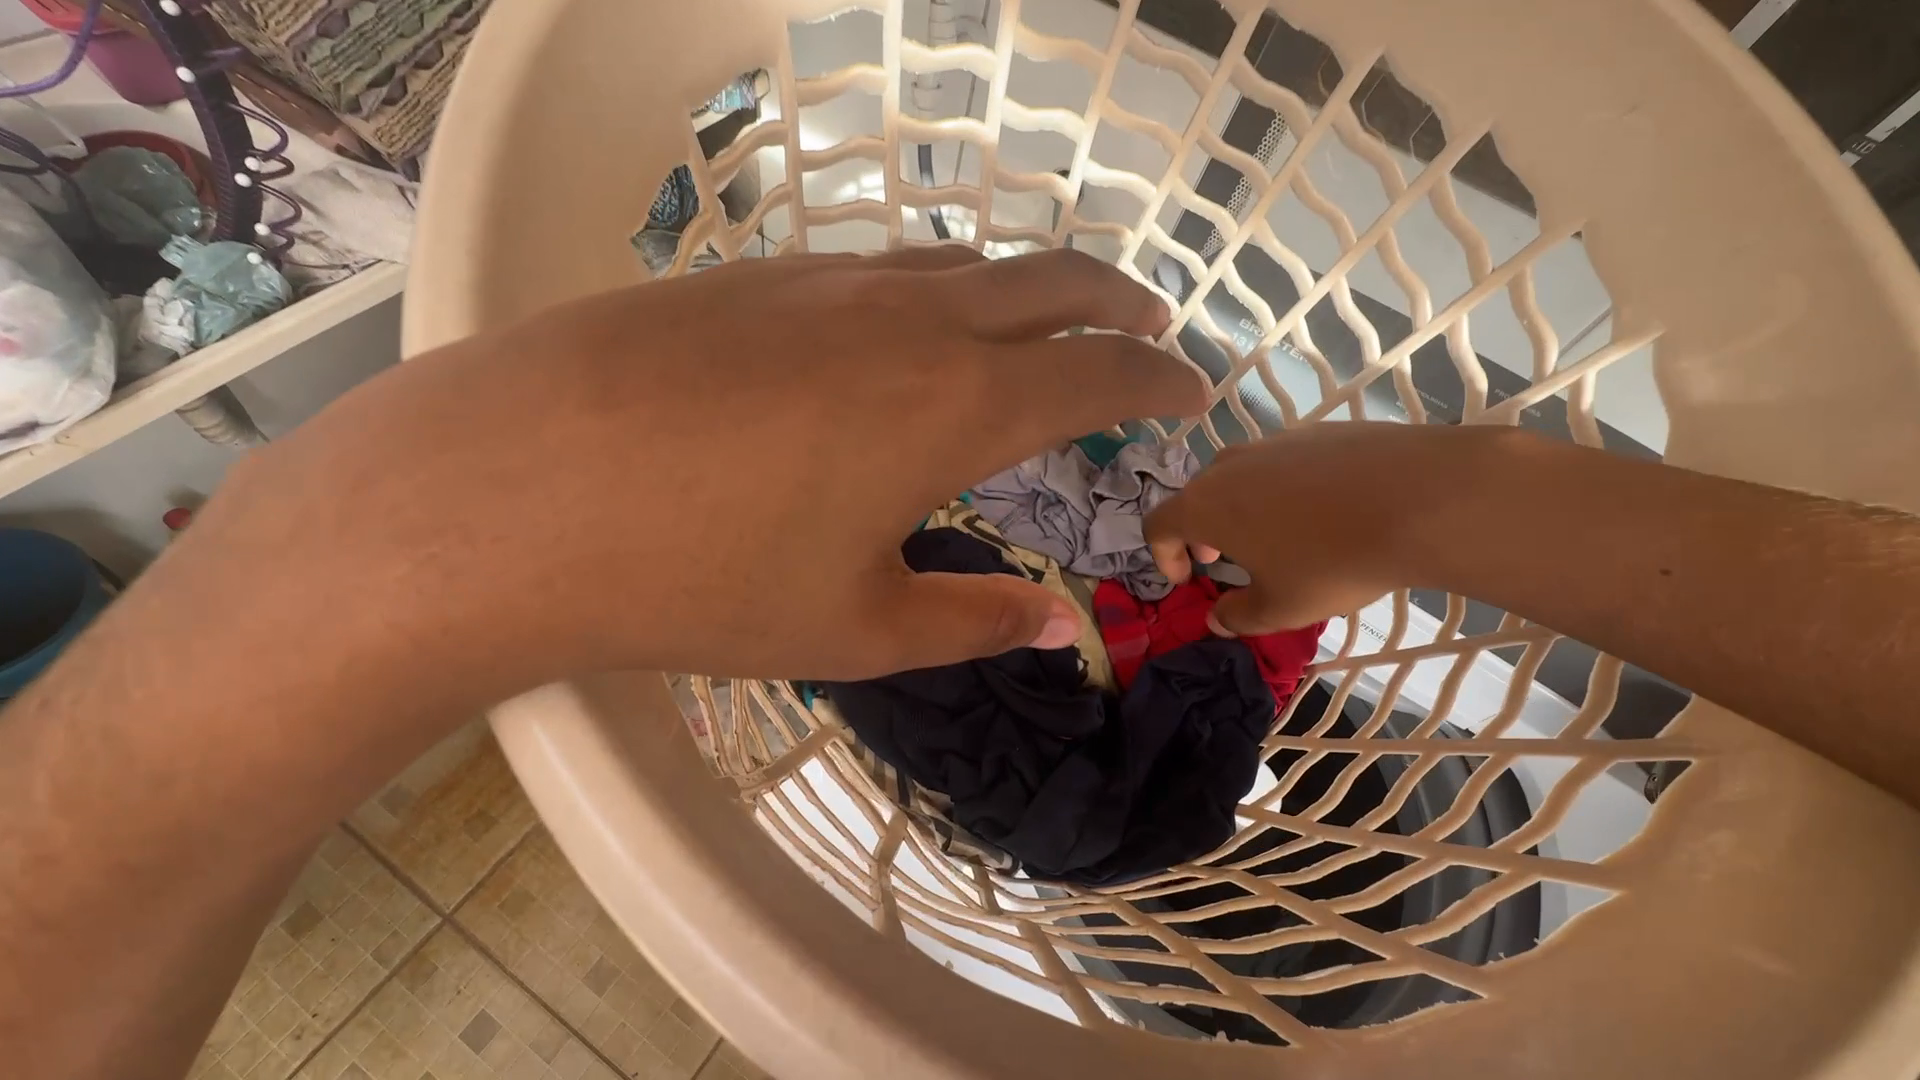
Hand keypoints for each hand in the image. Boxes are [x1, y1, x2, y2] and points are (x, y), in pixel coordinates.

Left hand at [187, 247, 1205, 694]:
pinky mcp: (750, 276)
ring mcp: (825, 281)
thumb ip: (970, 620)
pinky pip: (876, 267)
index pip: (1100, 374)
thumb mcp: (853, 626)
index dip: (1160, 379)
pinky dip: (930, 289)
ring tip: (1038, 324)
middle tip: (1149, 326)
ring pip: (961, 262)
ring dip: (1022, 288)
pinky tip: (902, 328)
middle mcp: (909, 318)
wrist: (507, 493)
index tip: (1194, 389)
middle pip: (1050, 281)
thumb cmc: (700, 579)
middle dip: (1117, 302)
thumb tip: (1054, 625)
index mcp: (957, 404)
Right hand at [1144, 422, 1527, 632]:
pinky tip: (1328, 512)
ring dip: (1243, 508)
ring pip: (1242, 476)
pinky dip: (1287, 488)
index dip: (1163, 556)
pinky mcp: (1319, 431)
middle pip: (1198, 496)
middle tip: (1226, 558)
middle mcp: (1229, 465)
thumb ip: (1238, 616)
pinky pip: (1285, 462)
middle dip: (1202, 531)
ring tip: (1281, 536)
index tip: (1190, 579)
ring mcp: (1275, 442)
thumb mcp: (1281, 608)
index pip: (1158, 524)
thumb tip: (1217, 619)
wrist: (1421, 498)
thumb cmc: (1332, 560)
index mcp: (1205, 505)